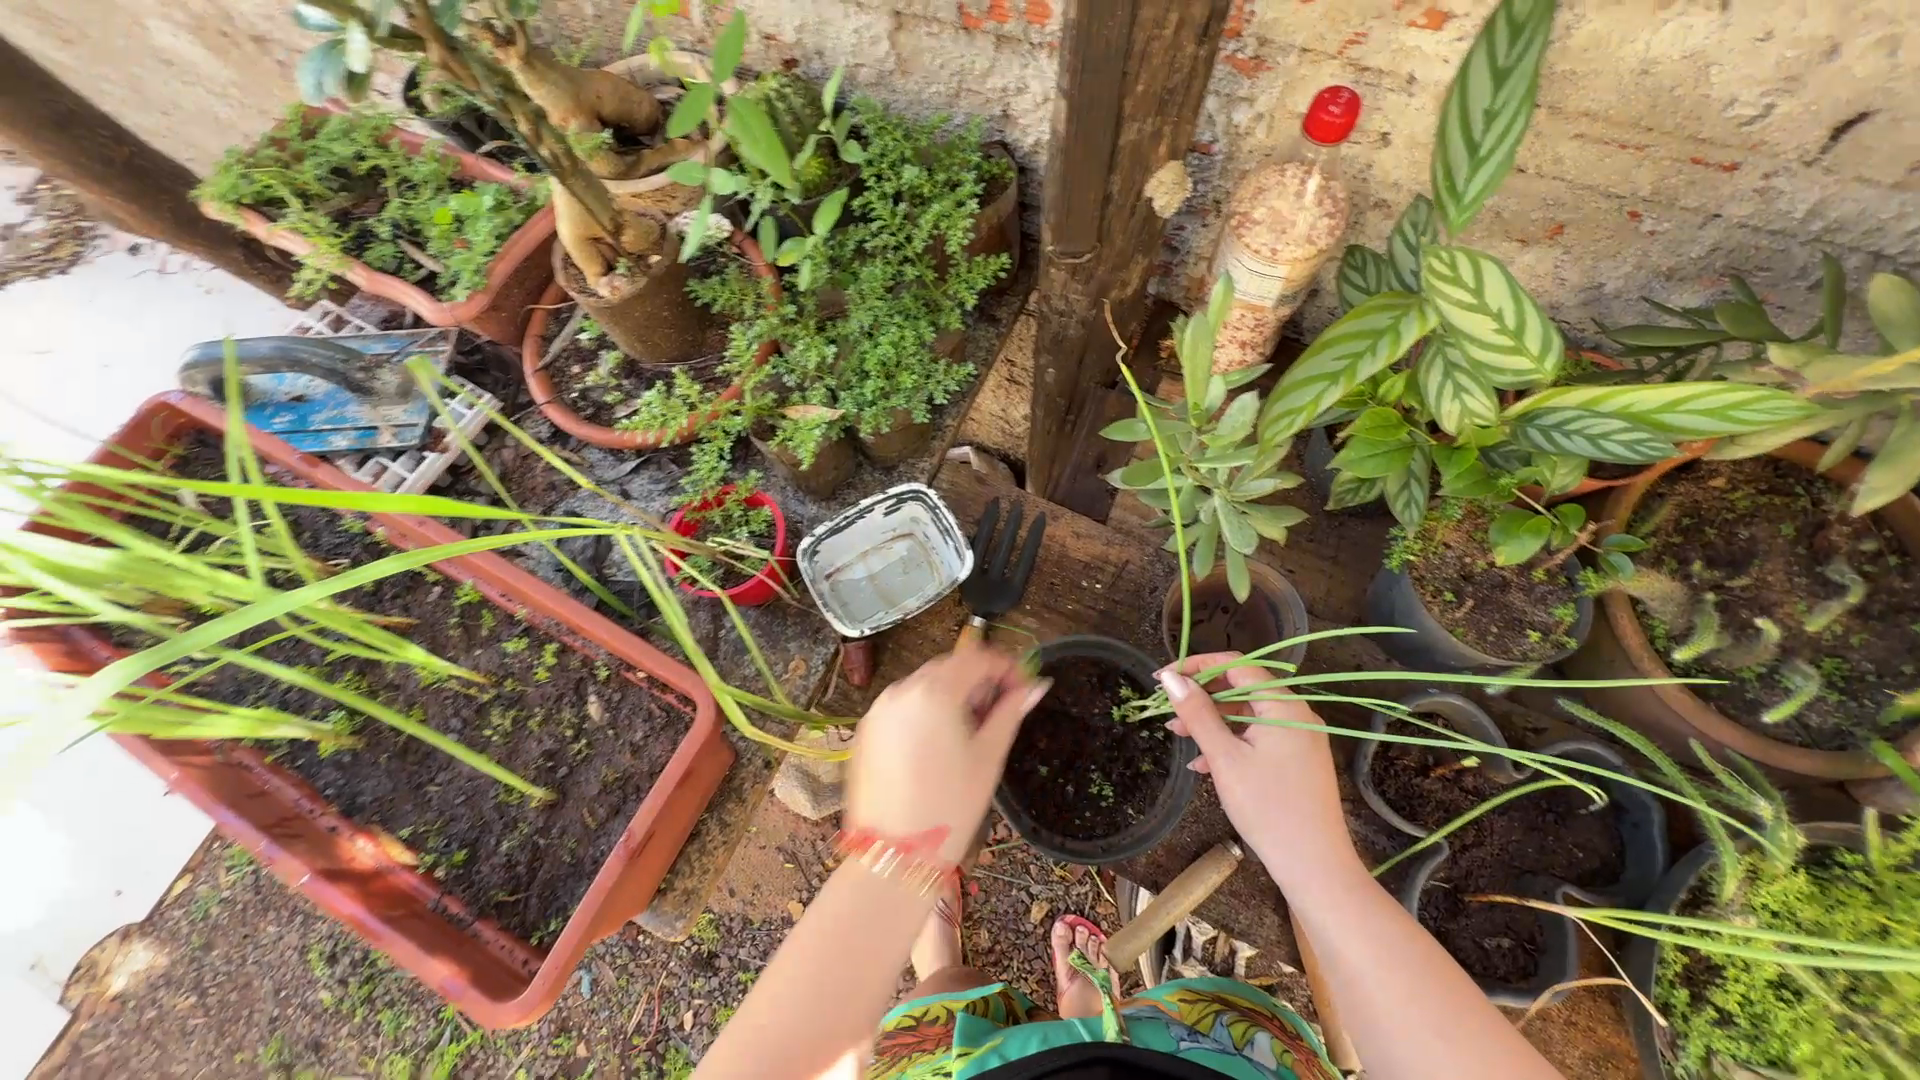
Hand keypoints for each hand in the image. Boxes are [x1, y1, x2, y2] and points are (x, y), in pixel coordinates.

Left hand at [843, 643, 1050, 863]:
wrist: (896, 854)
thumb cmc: (949, 807)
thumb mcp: (988, 756)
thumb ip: (1010, 712)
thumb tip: (1035, 686)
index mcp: (934, 692)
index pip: (977, 658)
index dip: (1006, 666)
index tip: (1023, 686)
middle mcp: (901, 691)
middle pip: (948, 667)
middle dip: (978, 680)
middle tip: (1002, 707)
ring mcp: (879, 711)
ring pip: (924, 685)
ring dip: (952, 694)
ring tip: (973, 728)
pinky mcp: (867, 731)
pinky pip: (903, 706)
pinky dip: (926, 711)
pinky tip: (942, 741)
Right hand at [1157, 653, 1355, 878]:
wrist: (1314, 865)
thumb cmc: (1267, 808)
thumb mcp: (1224, 758)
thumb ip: (1198, 713)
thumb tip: (1171, 677)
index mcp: (1283, 706)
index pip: (1236, 665)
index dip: (1197, 666)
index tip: (1164, 678)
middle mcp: (1296, 714)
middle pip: (1242, 689)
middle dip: (1202, 697)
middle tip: (1168, 711)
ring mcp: (1299, 738)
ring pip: (1247, 715)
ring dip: (1212, 722)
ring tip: (1179, 736)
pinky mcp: (1297, 760)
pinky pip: (1258, 737)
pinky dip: (1230, 742)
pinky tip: (1203, 764)